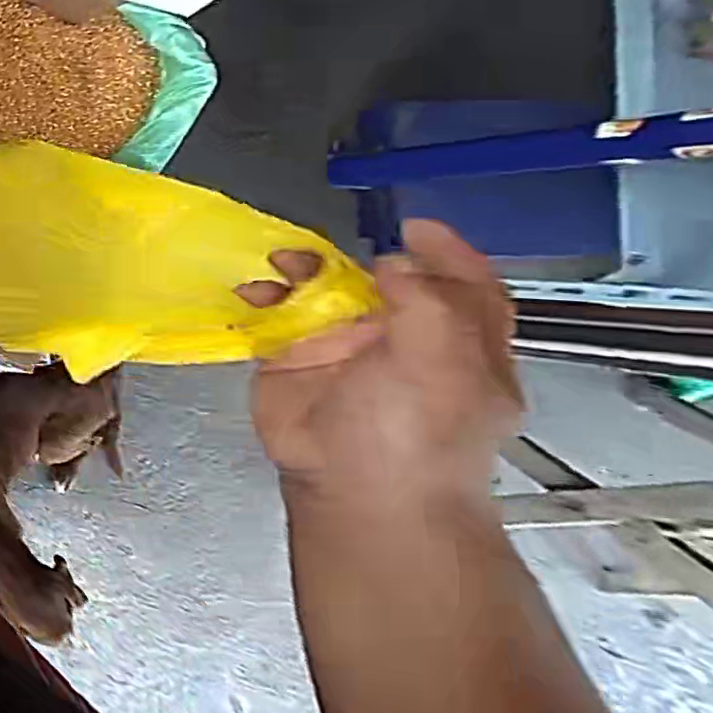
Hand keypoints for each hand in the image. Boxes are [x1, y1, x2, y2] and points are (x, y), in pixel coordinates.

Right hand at [251, 219, 521, 504]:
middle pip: (378, 283)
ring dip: (299, 273)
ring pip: (320, 294)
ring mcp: (339, 349)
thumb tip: (394, 264)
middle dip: (350, 259)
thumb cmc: (412, 432)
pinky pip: (272, 316)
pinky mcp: (289, 358)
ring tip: (279, 264)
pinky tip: (251, 293)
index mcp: (454, 344)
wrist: (351, 485)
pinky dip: (259, 298)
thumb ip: (427, 306)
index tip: (415, 227)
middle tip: (322, 250)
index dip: (446, 255)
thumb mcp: (441, 366)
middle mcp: (397, 341)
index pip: (462, 288)